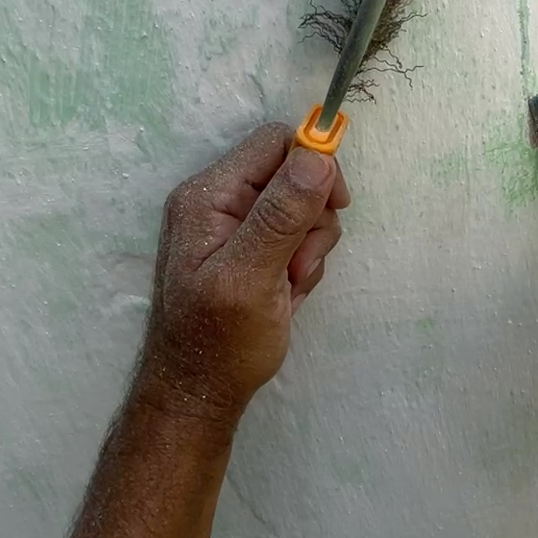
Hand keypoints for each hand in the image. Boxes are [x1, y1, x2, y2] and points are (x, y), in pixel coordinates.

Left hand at [134, 123, 352, 425]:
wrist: (202, 394)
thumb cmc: (219, 341)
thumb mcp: (251, 276)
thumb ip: (282, 214)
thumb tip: (318, 156)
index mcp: (210, 194)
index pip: (274, 143)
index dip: (313, 163)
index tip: (336, 203)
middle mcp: (221, 199)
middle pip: (295, 172)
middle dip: (313, 215)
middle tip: (301, 260)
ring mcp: (237, 222)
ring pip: (304, 203)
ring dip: (311, 242)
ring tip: (290, 282)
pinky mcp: (254, 244)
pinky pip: (300, 230)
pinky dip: (305, 258)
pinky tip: (288, 289)